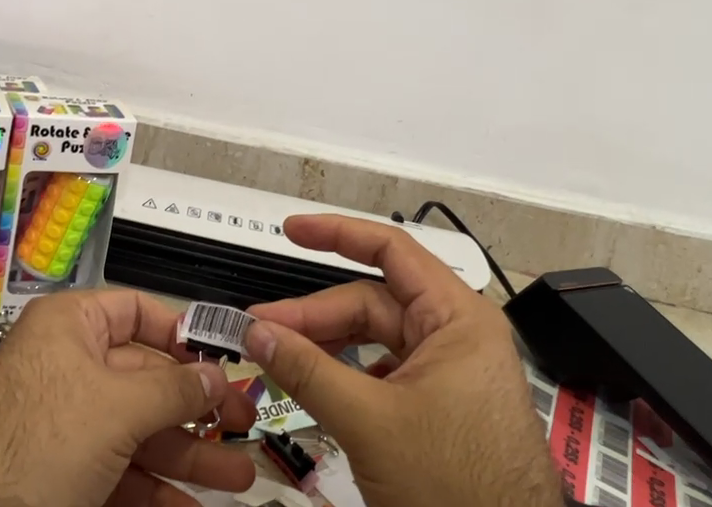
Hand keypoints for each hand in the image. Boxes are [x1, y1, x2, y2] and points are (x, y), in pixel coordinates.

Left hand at [0, 289, 255, 506]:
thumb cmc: (36, 441)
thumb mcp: (115, 406)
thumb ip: (173, 390)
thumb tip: (215, 377)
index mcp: (70, 327)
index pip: (136, 312)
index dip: (180, 334)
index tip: (221, 361)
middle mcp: (68, 367)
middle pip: (146, 380)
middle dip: (196, 409)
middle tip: (242, 426)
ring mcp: (65, 425)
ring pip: (139, 433)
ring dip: (188, 456)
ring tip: (236, 477)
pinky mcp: (62, 474)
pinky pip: (121, 473)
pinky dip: (157, 489)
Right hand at [246, 215, 563, 506]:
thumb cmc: (452, 486)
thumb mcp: (369, 422)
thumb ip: (307, 370)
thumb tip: (254, 330)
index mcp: (456, 317)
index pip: (390, 250)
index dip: (336, 233)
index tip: (289, 231)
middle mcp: (457, 333)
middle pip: (373, 301)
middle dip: (315, 314)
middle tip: (261, 329)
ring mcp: (451, 371)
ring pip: (376, 338)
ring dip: (327, 345)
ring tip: (280, 357)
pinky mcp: (443, 405)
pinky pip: (386, 371)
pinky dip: (348, 375)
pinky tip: (318, 388)